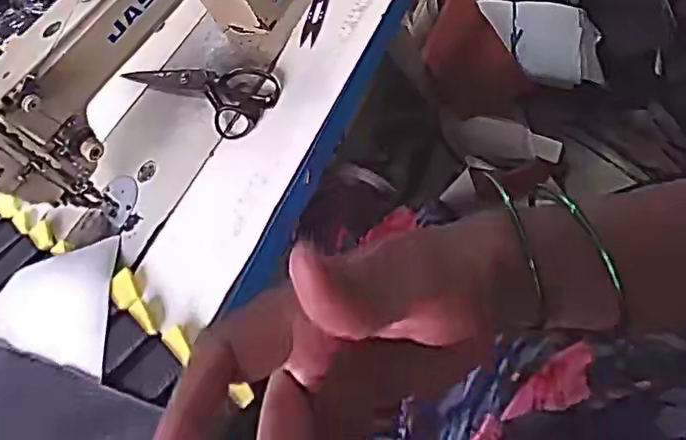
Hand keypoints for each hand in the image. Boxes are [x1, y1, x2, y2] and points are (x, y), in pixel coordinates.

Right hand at [156, 215, 521, 439]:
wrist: (494, 288)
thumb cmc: (448, 269)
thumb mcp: (410, 277)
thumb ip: (357, 283)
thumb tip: (300, 264)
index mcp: (303, 313)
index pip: (227, 353)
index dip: (191, 398)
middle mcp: (307, 348)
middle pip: (259, 412)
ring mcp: (333, 381)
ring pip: (291, 430)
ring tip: (344, 438)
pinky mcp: (360, 406)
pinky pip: (329, 439)